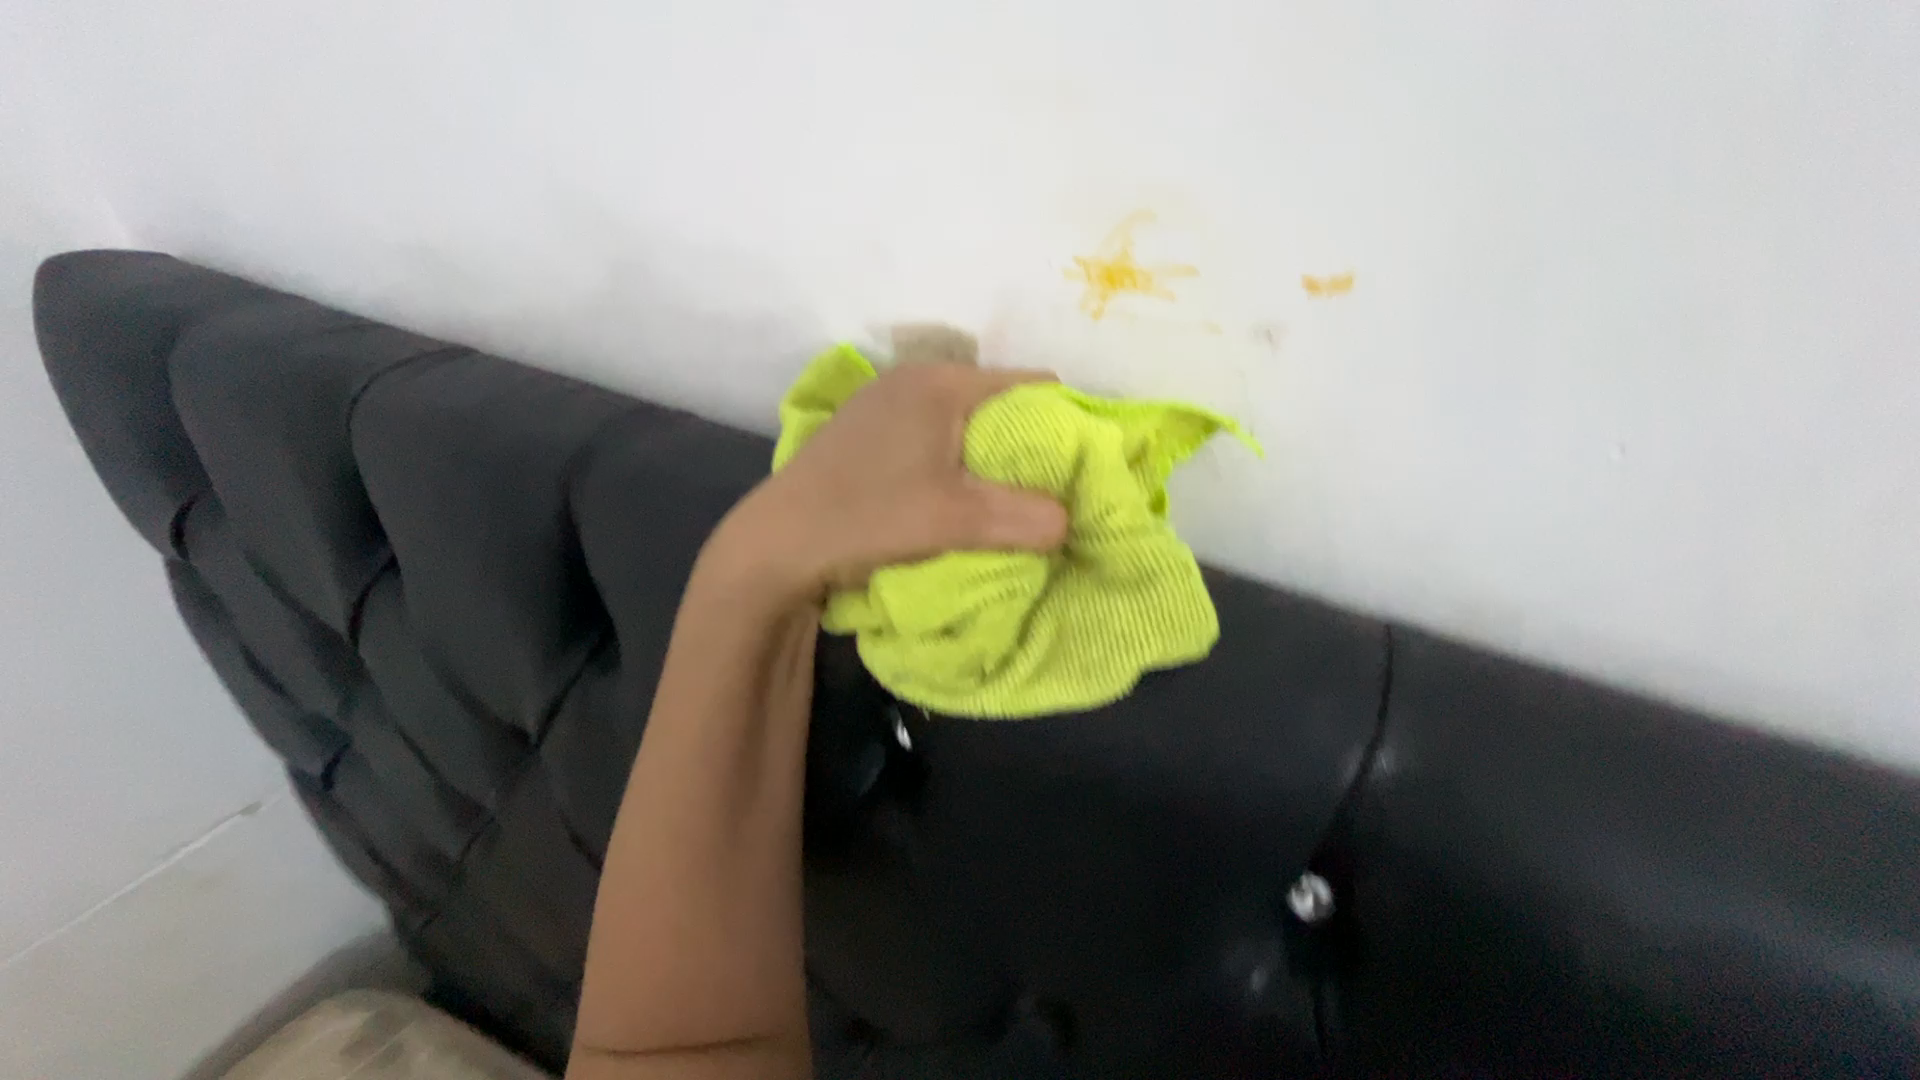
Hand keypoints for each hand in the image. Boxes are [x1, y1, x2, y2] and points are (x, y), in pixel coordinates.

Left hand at [707, 362, 1069, 606]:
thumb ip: (1025, 517)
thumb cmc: (866, 519)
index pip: (1034, 385)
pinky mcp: (869, 431)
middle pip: (1001, 402)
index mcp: (941, 383)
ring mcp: (886, 403)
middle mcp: (914, 379)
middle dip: (1029, 446)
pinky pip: (936, 436)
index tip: (1081, 470)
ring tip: (1006, 502)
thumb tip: (1071, 520)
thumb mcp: (955, 520)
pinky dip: (957, 463)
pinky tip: (954, 498)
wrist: (775, 546)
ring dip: (991, 459)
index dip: (1066, 424)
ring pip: (967, 423)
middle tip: (1047, 493)